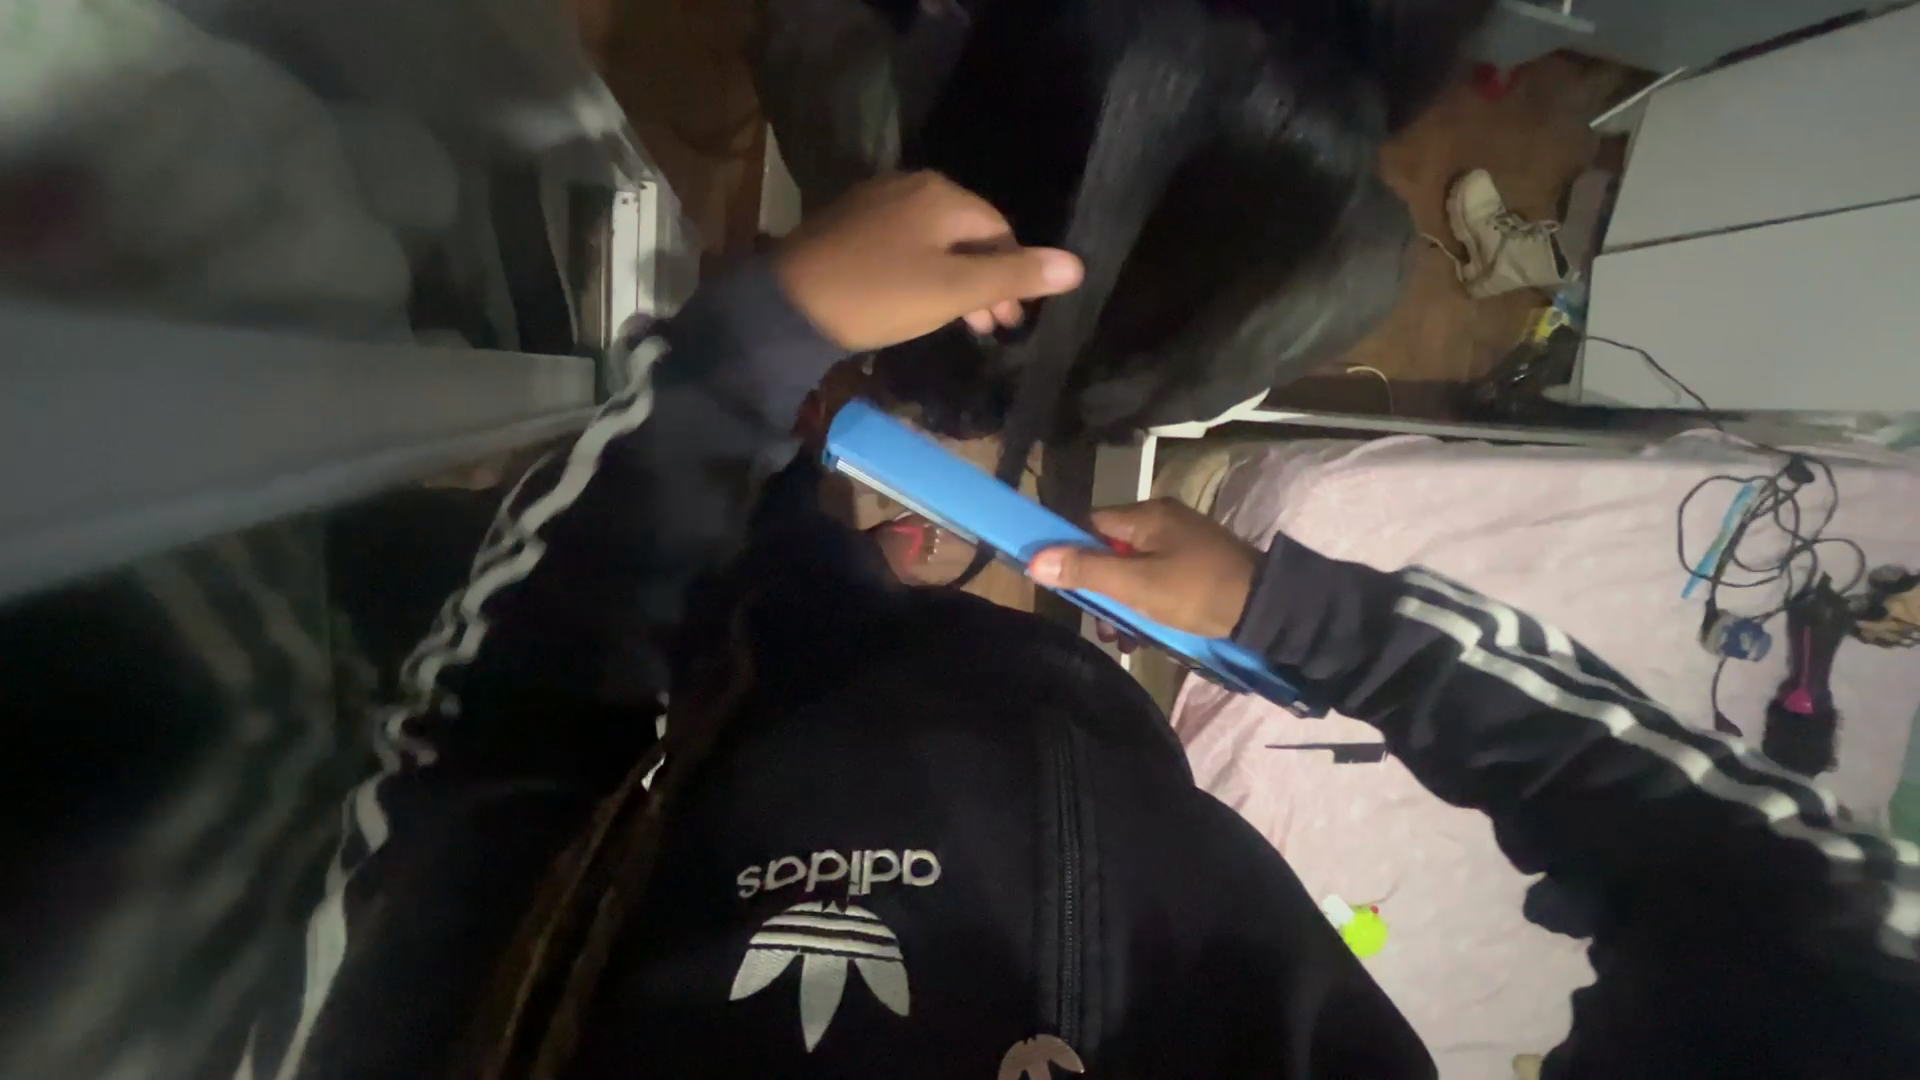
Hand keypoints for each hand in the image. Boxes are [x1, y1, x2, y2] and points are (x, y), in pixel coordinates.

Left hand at [773, 171, 1083, 350]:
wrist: (791, 304)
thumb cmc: (881, 295)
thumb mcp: (954, 290)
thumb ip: (1014, 276)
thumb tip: (1077, 265)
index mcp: (943, 196)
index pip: (1000, 230)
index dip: (1013, 275)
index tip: (1011, 321)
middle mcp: (912, 187)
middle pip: (969, 235)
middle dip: (986, 281)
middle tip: (991, 328)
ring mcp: (877, 203)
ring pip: (936, 243)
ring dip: (956, 283)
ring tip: (962, 324)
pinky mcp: (852, 226)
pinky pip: (905, 247)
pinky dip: (924, 275)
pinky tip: (919, 303)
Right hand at [1026, 499, 1259, 638]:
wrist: (1268, 610)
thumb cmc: (1196, 591)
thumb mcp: (1136, 585)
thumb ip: (1086, 570)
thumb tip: (1035, 560)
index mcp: (1146, 516)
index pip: (1089, 524)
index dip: (1071, 551)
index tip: (1064, 584)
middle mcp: (1162, 520)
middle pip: (1109, 549)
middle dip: (1099, 588)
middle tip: (1102, 624)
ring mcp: (1181, 542)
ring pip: (1132, 568)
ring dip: (1122, 603)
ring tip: (1123, 639)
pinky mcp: (1196, 564)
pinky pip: (1155, 578)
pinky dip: (1146, 603)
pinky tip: (1146, 634)